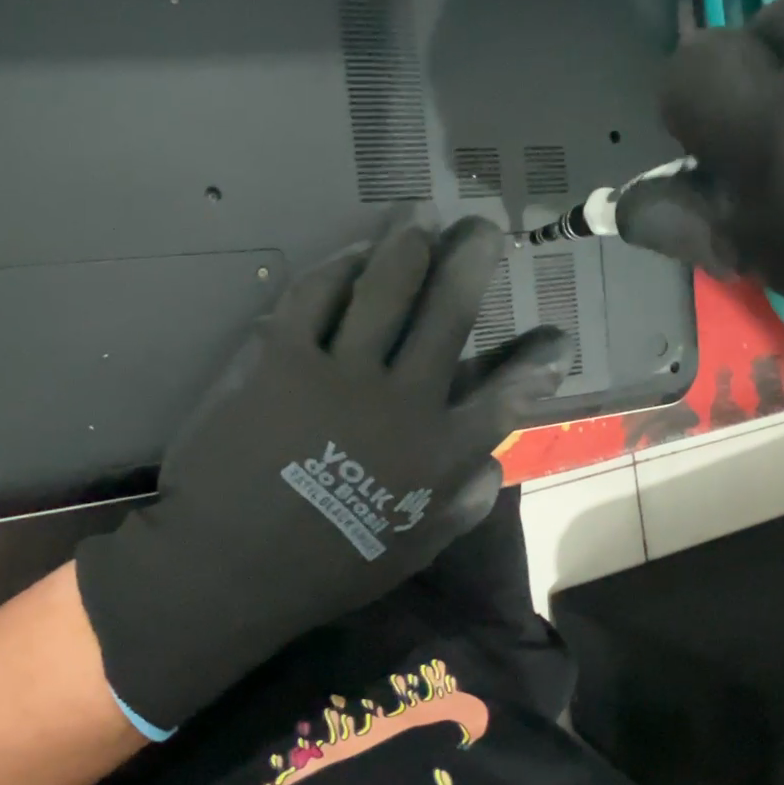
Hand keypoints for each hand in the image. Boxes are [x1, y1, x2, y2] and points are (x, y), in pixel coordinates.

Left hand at [75, 214, 569, 736]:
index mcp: (438, 454)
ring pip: (386, 288)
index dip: (537, 365)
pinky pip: (313, 295)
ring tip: (420, 216)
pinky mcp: (280, 355)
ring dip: (408, 245)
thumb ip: (459, 507)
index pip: (505, 397)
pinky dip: (337, 268)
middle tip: (484, 228)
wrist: (226, 565)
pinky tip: (351, 253)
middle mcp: (400, 401)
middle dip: (471, 262)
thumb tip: (494, 464)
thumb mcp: (408, 553)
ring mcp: (339, 372)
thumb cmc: (323, 568)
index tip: (557, 339)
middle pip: (448, 315)